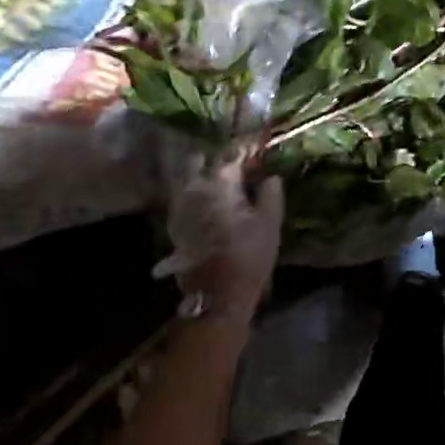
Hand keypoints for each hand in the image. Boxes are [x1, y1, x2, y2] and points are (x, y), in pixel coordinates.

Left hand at [154, 146, 284, 323]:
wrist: (216, 294)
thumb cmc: (248, 257)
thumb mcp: (270, 224)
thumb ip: (270, 194)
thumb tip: (271, 176)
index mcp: (219, 183)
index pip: (231, 155)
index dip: (244, 151)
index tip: (255, 151)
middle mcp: (194, 188)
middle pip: (199, 160)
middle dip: (215, 159)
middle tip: (233, 166)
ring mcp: (179, 205)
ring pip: (186, 178)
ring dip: (201, 175)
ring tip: (219, 183)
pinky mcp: (173, 223)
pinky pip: (182, 197)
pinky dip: (194, 194)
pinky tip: (207, 203)